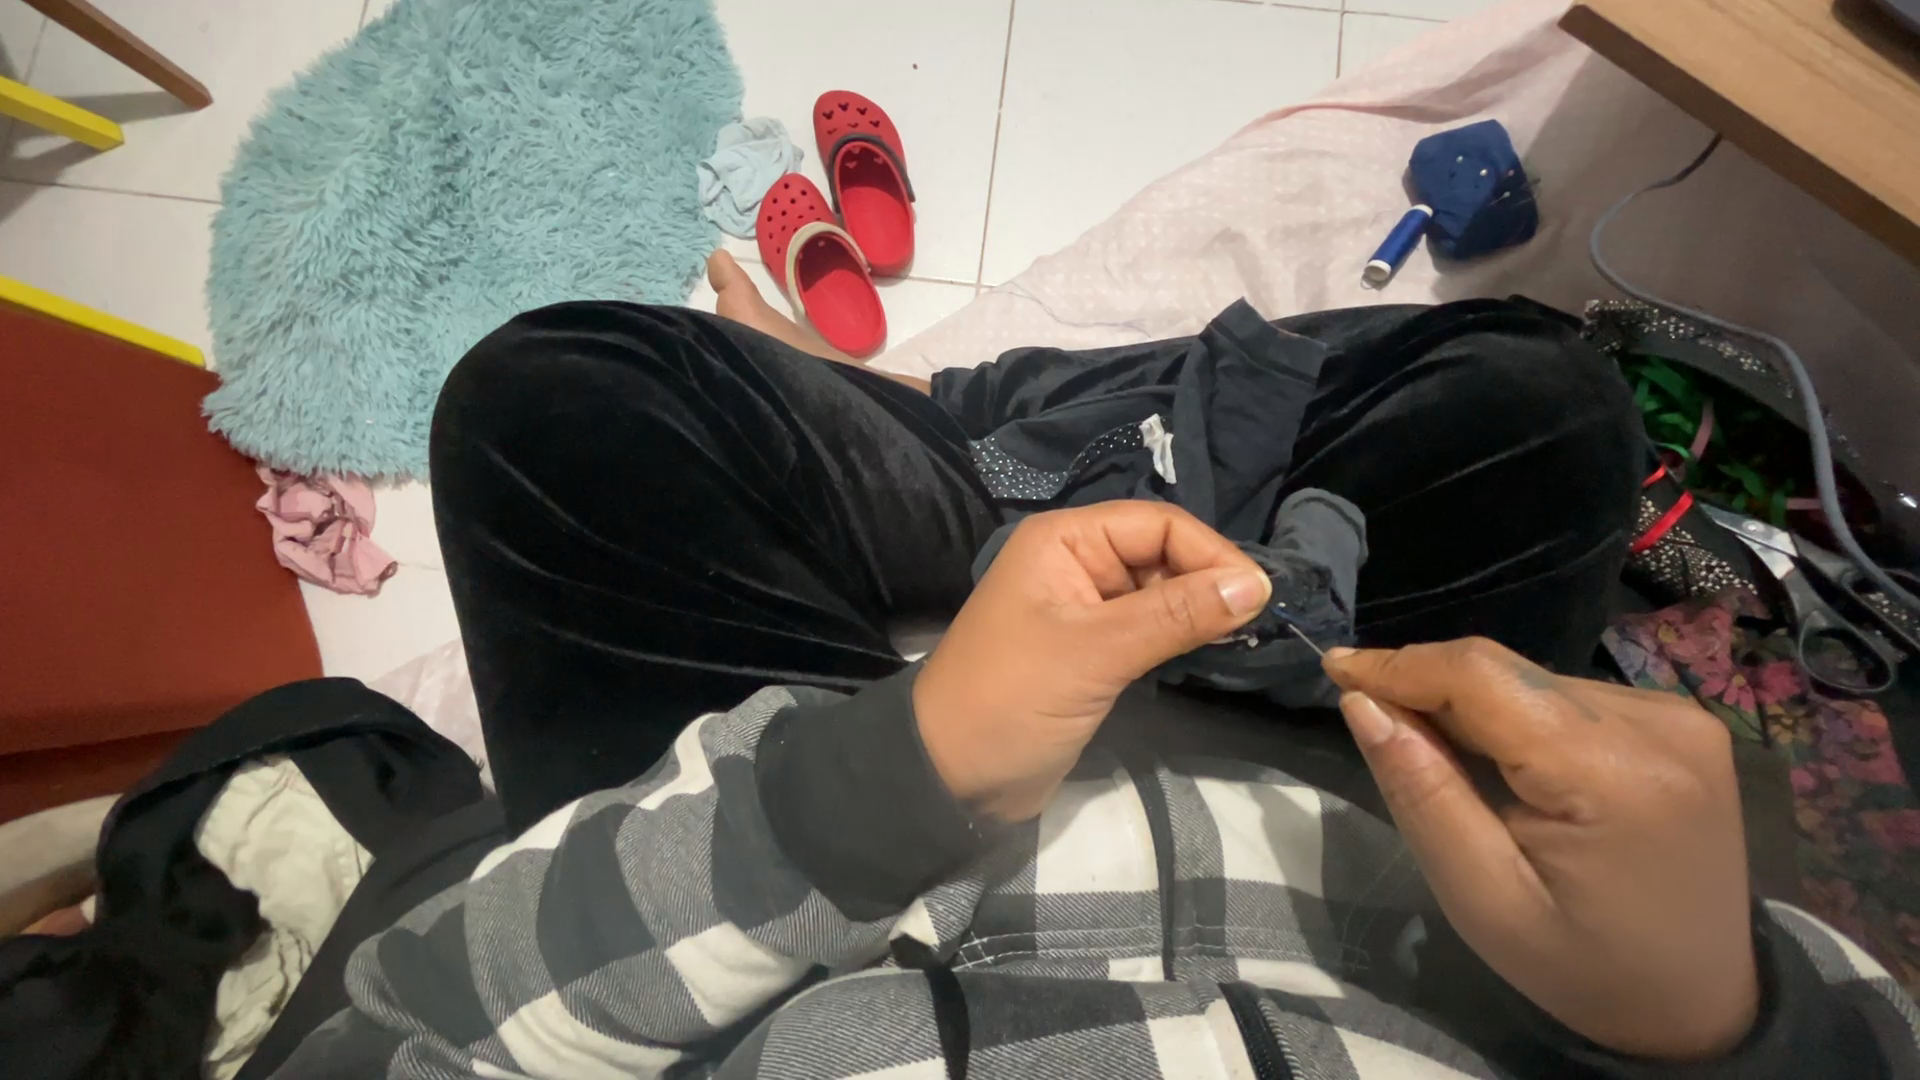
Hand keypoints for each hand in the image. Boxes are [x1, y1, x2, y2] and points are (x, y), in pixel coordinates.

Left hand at [914, 501, 1271, 822]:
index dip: (1209, 552)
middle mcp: (1075, 562)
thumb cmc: (1012, 697)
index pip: (1155, 524)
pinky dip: (1178, 635)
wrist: (951, 773)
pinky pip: (1146, 627)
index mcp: (1064, 541)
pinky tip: (1210, 649)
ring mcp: (1083, 607)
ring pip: (1158, 591)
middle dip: (1207, 580)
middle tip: (1255, 623)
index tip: (1258, 596)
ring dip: (1198, 610)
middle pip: (1160, 553)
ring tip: (1242, 637)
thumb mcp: (1095, 652)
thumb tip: (1256, 584)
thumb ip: (1174, 614)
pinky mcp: (1091, 649)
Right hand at [1324, 639, 1758, 1060]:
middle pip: (1499, 669)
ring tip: (1427, 743)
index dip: (1397, 664)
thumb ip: (1420, 790)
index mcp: (1613, 776)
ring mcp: (1672, 719)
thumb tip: (1360, 701)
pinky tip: (1489, 751)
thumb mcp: (1478, 894)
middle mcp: (1654, 727)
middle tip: (1365, 708)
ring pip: (1520, 674)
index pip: (1479, 677)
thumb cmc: (1575, 961)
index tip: (1333, 666)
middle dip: (1420, 682)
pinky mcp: (1672, 722)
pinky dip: (1500, 709)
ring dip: (1458, 698)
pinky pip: (1551, 689)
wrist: (1696, 1003)